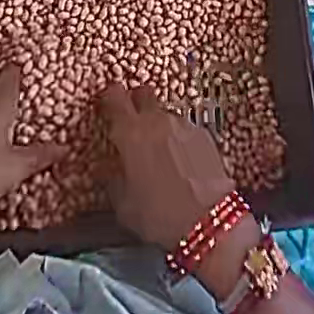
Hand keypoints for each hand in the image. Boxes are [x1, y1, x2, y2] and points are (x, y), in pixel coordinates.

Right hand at [100, 83, 236, 251]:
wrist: (209, 220)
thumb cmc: (160, 214)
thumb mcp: (123, 203)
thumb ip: (111, 177)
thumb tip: (104, 167)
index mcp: (131, 132)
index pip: (114, 96)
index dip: (108, 96)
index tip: (104, 103)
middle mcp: (157, 121)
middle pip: (143, 93)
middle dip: (134, 102)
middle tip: (130, 122)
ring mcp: (183, 125)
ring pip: (164, 113)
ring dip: (157, 125)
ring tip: (158, 154)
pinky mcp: (204, 135)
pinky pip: (184, 128)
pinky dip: (178, 139)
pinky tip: (180, 163)